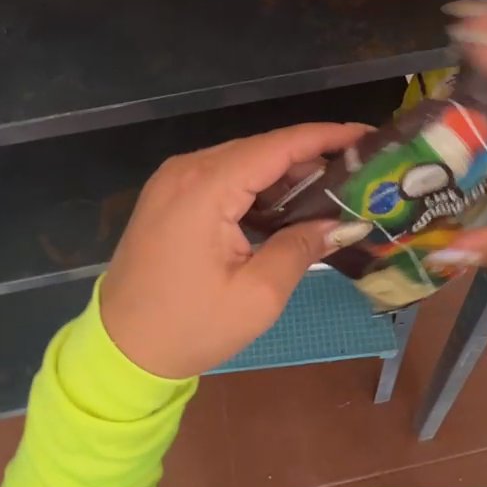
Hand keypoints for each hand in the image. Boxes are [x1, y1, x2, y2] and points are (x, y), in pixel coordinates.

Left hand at [101, 122, 375, 378]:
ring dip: (284, 172)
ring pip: (241, 160)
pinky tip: (287, 202)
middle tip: (358, 170)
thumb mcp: (257, 296)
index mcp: (205, 188)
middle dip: (310, 156)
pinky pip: (222, 175)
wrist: (119, 350)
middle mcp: (186, 170)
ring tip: (333, 187)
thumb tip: (342, 223)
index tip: (366, 135)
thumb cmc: (189, 326)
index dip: (325, 137)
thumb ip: (301, 249)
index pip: (277, 146)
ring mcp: (173, 180)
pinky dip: (256, 185)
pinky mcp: (169, 195)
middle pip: (260, 148)